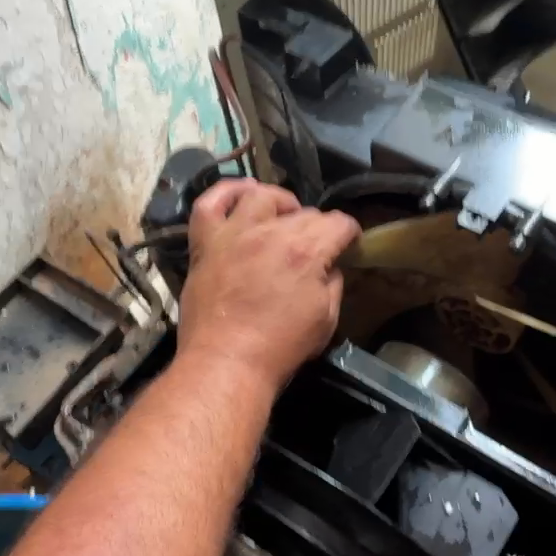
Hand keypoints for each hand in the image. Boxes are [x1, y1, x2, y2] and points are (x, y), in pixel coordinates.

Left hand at [176, 180, 359, 393]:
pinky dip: (226, 192)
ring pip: (261, 197)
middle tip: (316, 246)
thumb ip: (332, 284)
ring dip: (279, 202)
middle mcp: (271, 233)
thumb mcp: (326, 320)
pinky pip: (210, 204)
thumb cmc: (280, 348)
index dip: (350, 233)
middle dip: (317, 225)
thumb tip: (328, 267)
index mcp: (306, 251)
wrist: (226, 363)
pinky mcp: (205, 244)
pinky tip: (241, 194)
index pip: (338, 224)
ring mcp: (234, 234)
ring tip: (283, 215)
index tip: (349, 244)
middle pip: (304, 212)